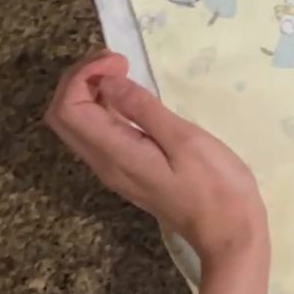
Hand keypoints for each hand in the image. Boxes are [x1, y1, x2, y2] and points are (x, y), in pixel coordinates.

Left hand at [44, 50, 267, 273]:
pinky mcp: (130, 173)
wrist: (229, 232)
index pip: (69, 107)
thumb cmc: (216, 186)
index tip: (121, 61)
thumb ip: (145, 111)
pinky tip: (132, 102)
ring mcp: (115, 171)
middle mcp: (105, 163)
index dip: (84, 76)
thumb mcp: (186, 141)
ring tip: (124, 74)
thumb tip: (110, 83)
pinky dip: (104, 110)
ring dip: (91, 93)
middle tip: (118, 61)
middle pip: (64, 115)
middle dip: (81, 80)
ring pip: (78, 126)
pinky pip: (99, 135)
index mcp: (115, 154)